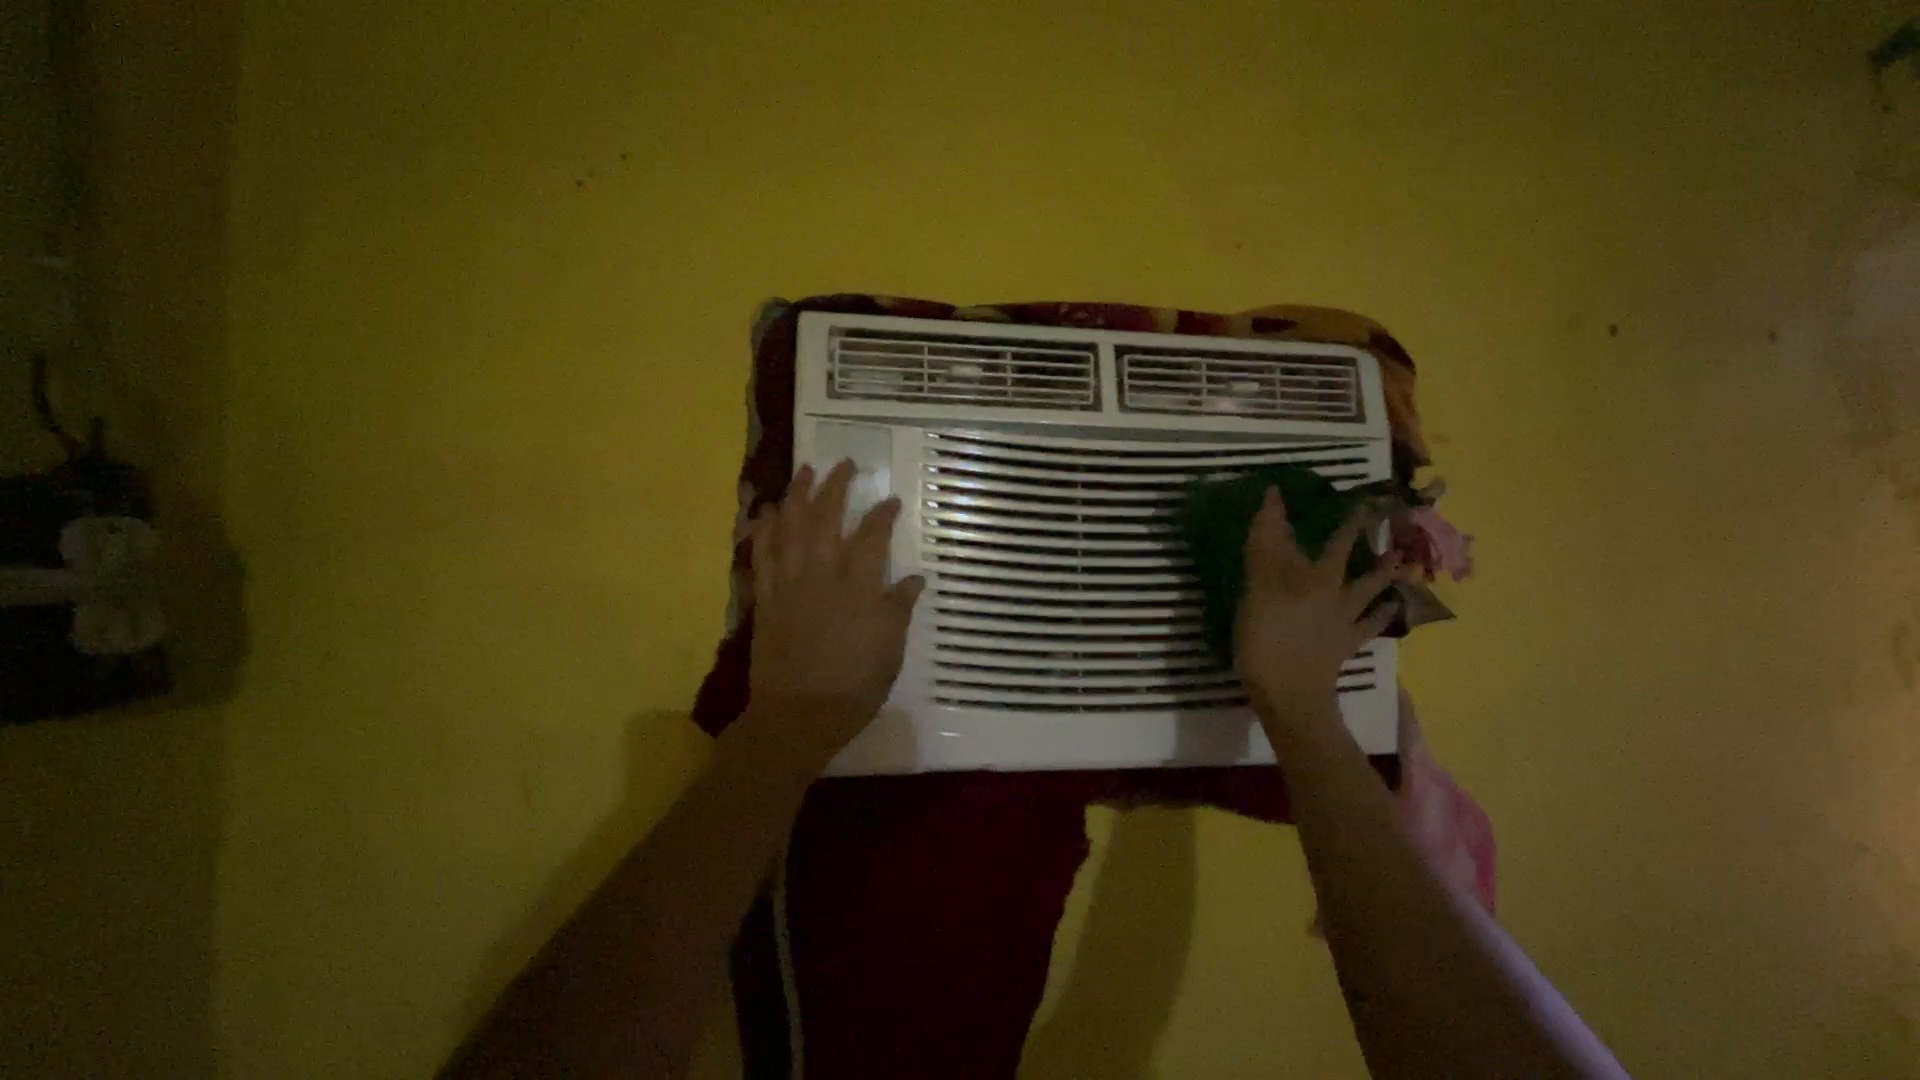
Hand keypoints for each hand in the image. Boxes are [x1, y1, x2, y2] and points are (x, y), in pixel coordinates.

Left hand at [743, 460, 925, 769]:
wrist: (798, 714)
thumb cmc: (853, 686)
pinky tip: (768, 514)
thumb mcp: (890, 650)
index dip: (882, 515)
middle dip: (835, 487)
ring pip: (790, 528)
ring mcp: (789, 584)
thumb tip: (914, 578)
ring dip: (797, 496)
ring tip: (803, 472)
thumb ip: (899, 609)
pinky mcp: (766, 599)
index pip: (872, 537)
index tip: (890, 499)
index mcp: (858, 587)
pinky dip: (765, 530)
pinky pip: (763, 555)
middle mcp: (822, 575)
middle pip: (826, 519)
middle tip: (842, 463)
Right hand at [1235, 487, 1399, 721]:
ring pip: (1369, 586)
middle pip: (1345, 553)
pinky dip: (1382, 612)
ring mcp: (1343, 618)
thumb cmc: (1266, 640)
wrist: (1290, 695)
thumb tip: (1274, 496)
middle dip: (1356, 530)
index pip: (1301, 535)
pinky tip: (1391, 605)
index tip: (1298, 490)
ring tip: (1398, 556)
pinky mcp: (1346, 644)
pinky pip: (1371, 624)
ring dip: (1383, 570)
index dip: (1294, 513)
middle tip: (1373, 509)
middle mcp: (1331, 589)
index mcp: (1307, 575)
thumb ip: (1265, 544)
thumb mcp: (1257, 589)